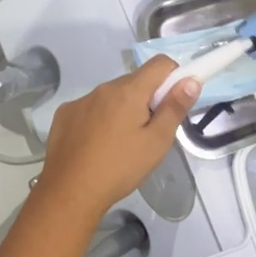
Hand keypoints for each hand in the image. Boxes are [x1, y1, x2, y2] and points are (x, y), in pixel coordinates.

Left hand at [37, 58, 199, 218]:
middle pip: (135, 81)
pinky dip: (99, 119)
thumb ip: (174, 108)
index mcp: (129, 91)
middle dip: (147, 99)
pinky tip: (96, 146)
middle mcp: (103, 88)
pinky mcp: (64, 115)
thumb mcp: (156, 142)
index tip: (173, 103)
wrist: (69, 193)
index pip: (160, 63)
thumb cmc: (120, 168)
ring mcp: (81, 100)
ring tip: (121, 144)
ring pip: (112, 96)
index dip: (174, 76)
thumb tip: (191, 80)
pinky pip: (90, 108)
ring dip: (122, 109)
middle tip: (148, 133)